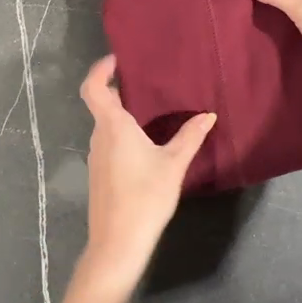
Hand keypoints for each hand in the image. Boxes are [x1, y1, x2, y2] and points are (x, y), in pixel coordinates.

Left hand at [71, 55, 214, 302]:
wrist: (118, 242)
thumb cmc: (145, 197)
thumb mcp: (173, 165)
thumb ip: (190, 137)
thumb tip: (208, 115)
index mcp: (113, 127)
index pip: (93, 87)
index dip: (100, 69)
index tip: (117, 60)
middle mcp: (99, 137)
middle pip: (101, 104)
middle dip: (119, 91)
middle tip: (146, 83)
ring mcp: (96, 156)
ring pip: (106, 126)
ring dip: (122, 115)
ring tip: (151, 112)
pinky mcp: (98, 174)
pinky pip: (108, 143)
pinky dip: (122, 135)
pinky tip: (144, 146)